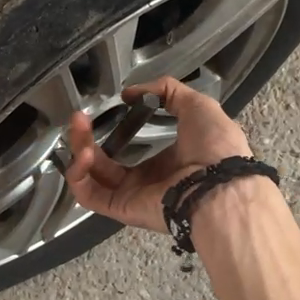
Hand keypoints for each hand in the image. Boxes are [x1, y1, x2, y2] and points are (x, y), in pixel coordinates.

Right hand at [63, 76, 252, 231]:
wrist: (220, 185)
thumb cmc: (215, 147)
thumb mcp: (197, 104)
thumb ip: (166, 91)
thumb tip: (130, 93)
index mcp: (164, 159)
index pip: (129, 147)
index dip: (111, 128)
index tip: (103, 110)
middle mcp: (145, 179)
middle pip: (103, 160)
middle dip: (86, 136)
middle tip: (79, 116)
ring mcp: (131, 194)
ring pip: (92, 175)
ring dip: (79, 150)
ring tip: (79, 128)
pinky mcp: (121, 208)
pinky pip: (89, 196)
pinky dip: (79, 176)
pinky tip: (83, 154)